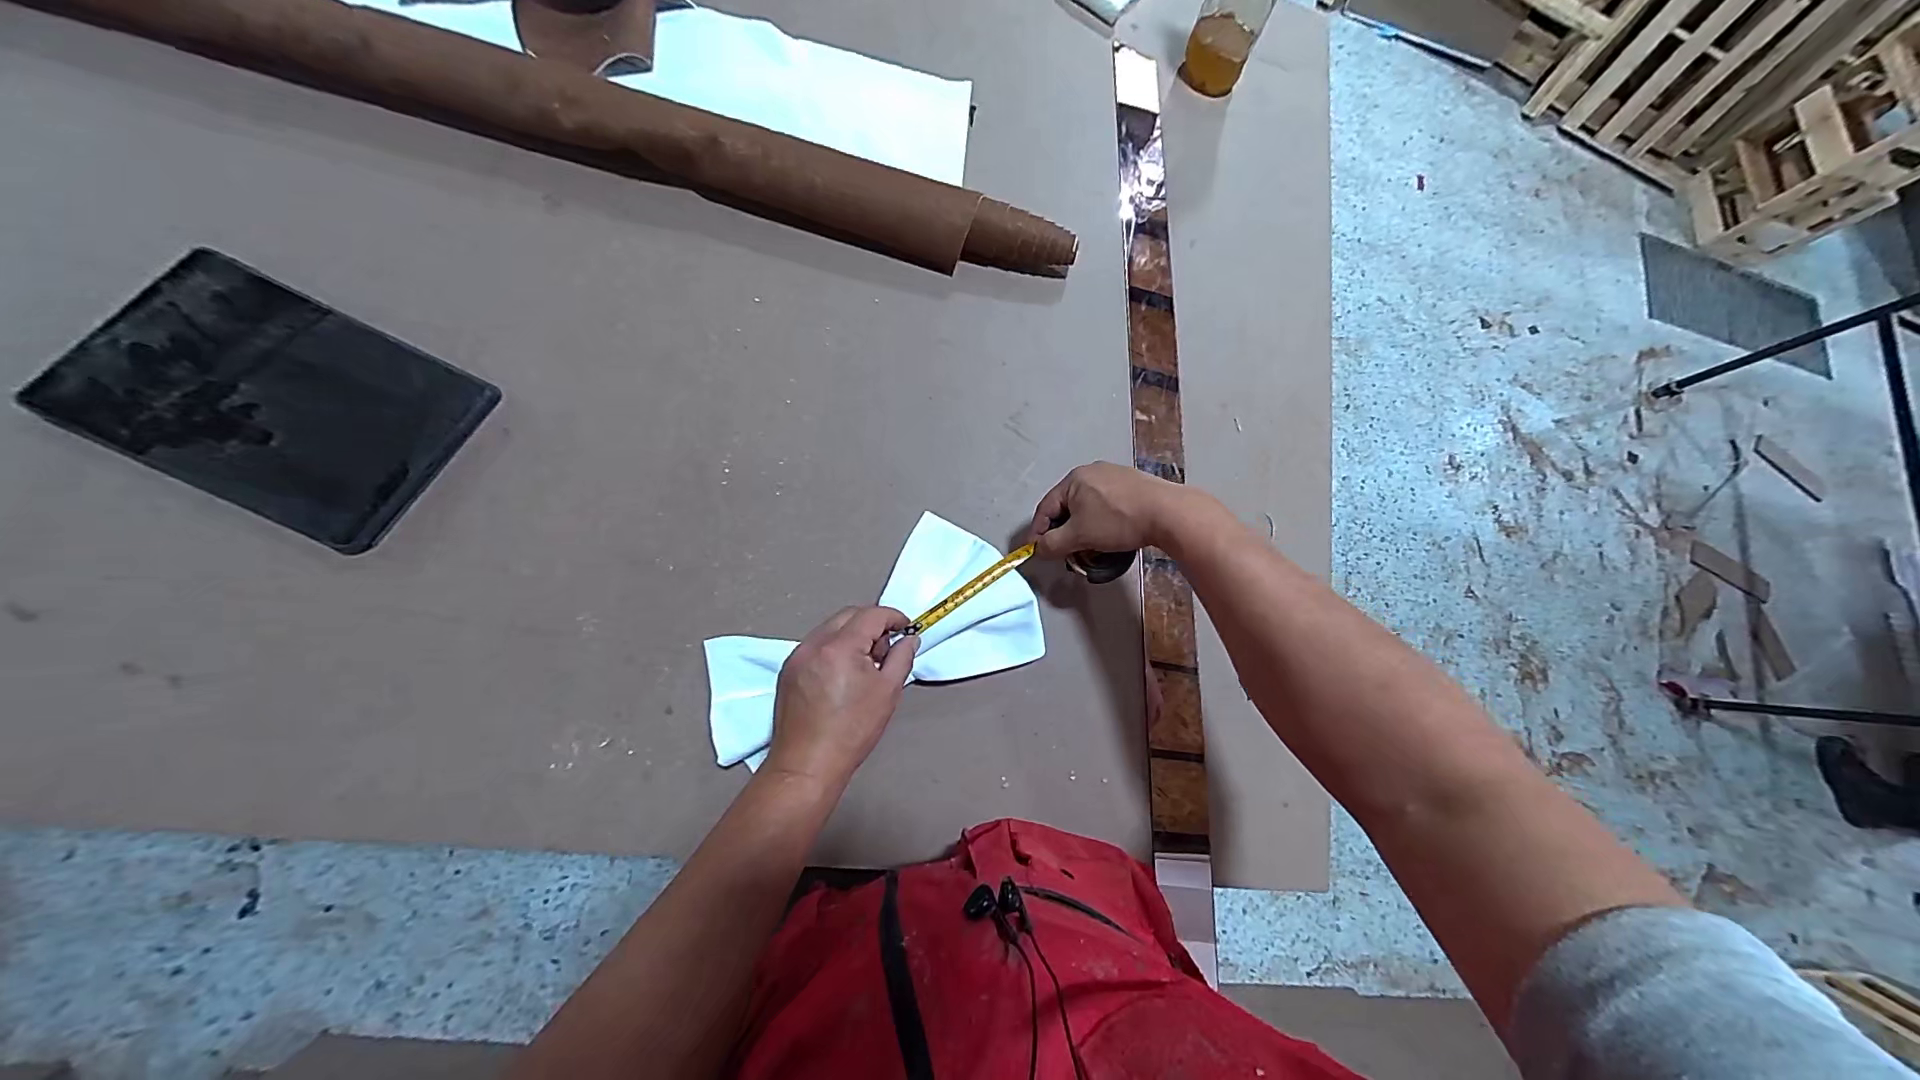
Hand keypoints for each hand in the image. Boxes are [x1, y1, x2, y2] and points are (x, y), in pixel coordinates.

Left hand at [764, 606, 917, 787]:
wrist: (808, 764)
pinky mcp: (789, 670)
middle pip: (849, 615)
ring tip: (866, 667)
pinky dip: (834, 649)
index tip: (904, 626)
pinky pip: (816, 645)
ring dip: (853, 636)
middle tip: (887, 648)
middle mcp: (814, 646)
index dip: (893, 617)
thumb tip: (907, 641)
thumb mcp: (887, 692)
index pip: (871, 614)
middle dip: (872, 624)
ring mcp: (797, 657)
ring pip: (831, 629)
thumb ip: (901, 658)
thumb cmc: (846, 735)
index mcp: (839, 648)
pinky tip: (845, 675)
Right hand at [1026, 462, 1198, 558]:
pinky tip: (1110, 535)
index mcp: (1074, 479)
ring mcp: (1114, 476)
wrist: (1168, 513)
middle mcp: (1092, 471)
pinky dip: (1101, 522)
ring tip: (1089, 547)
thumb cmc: (1118, 521)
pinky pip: (1106, 505)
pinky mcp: (1133, 485)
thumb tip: (1038, 549)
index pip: (1045, 508)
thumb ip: (1052, 544)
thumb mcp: (1079, 536)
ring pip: (1087, 507)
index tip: (1037, 551)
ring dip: (1083, 529)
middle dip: (1063, 531)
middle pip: (1066, 507)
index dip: (1038, 532)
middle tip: (1065, 552)